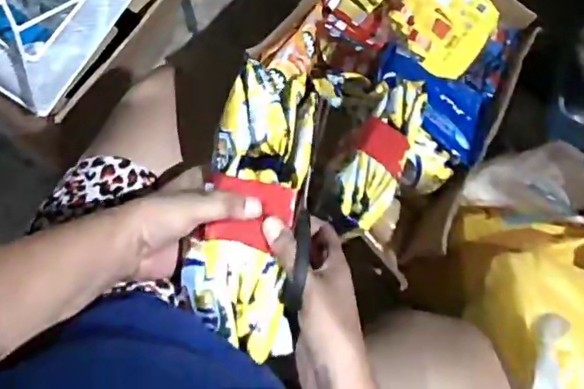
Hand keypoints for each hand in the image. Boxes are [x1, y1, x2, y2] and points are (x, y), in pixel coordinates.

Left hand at [100, 168, 261, 283]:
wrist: (131, 249)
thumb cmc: (159, 215)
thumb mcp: (194, 204)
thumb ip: (225, 204)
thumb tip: (260, 205)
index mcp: (197, 183)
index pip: (227, 179)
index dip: (247, 184)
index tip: (274, 192)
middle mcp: (199, 204)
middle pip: (229, 208)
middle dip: (249, 216)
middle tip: (280, 225)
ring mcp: (197, 230)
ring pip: (225, 232)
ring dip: (243, 239)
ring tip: (275, 247)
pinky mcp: (194, 254)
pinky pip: (218, 255)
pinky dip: (232, 259)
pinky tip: (256, 265)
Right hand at [268, 217, 375, 388]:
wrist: (333, 374)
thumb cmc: (329, 323)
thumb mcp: (309, 284)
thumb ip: (290, 253)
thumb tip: (270, 218)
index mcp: (336, 263)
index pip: (323, 229)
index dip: (304, 218)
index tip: (277, 210)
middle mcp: (325, 275)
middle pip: (304, 248)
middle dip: (283, 237)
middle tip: (256, 225)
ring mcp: (313, 295)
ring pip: (292, 269)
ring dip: (274, 259)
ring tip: (248, 243)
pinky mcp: (300, 313)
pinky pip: (285, 289)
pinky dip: (272, 281)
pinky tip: (251, 273)